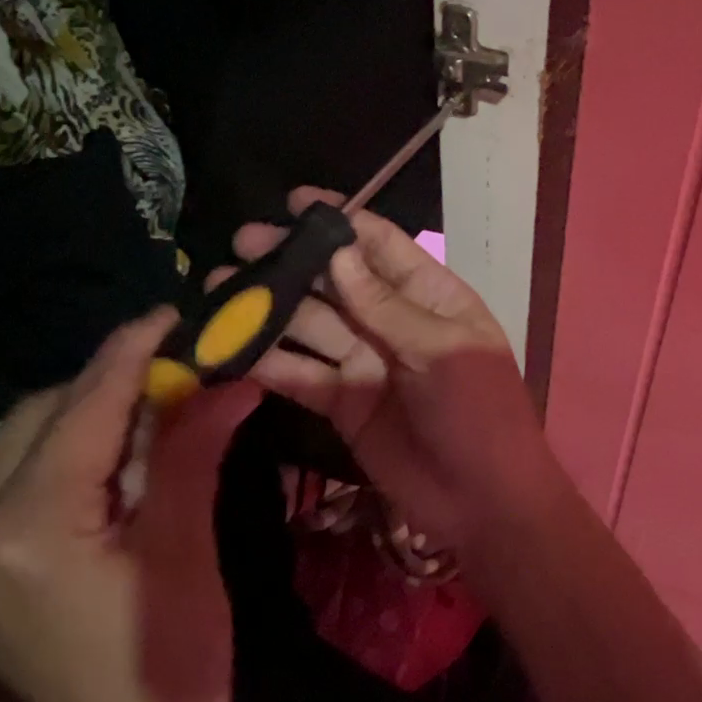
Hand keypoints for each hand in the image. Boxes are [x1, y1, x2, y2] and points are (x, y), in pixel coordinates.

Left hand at [0, 308, 261, 701]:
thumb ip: (191, 453)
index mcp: (24, 532)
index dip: (132, 351)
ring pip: (15, 449)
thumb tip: (229, 377)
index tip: (177, 312)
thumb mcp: (189, 556)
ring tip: (152, 414)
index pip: (80, 407)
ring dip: (82, 421)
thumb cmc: (173, 675)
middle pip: (37, 419)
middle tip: (179, 371)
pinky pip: (3, 489)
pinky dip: (58, 462)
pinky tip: (106, 467)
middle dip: (108, 386)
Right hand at [216, 187, 566, 549]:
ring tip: (217, 290)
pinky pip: (299, 374)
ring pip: (310, 325)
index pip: (382, 246)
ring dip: (269, 308)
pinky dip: (267, 361)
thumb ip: (386, 306)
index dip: (341, 222)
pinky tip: (228, 346)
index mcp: (431, 298)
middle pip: (335, 281)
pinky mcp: (341, 403)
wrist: (484, 499)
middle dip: (292, 261)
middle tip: (241, 244)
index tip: (294, 202)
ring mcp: (365, 363)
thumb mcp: (442, 351)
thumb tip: (338, 252)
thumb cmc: (479, 413)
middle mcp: (392, 323)